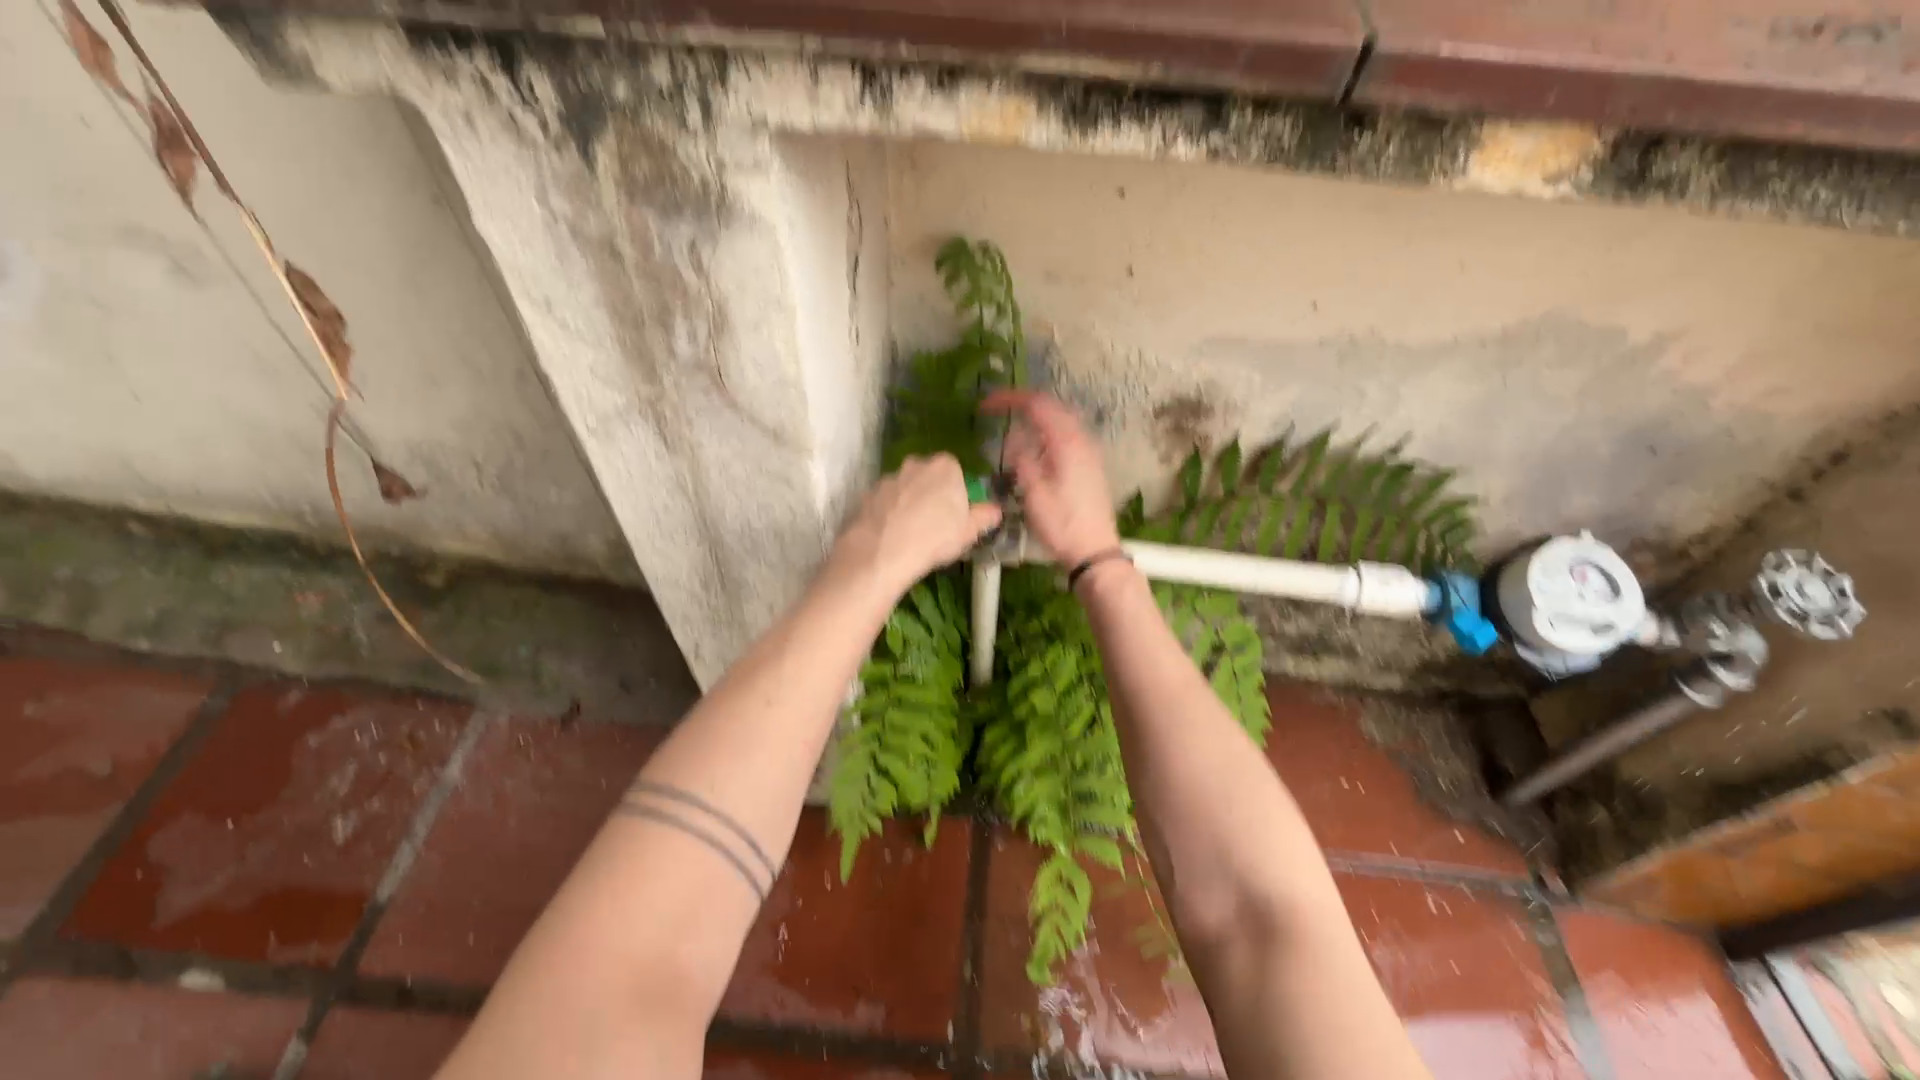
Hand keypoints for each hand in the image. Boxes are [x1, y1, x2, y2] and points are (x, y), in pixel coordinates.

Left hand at [827, 454, 1002, 600]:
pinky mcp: (867, 494)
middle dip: (931, 494)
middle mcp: (914, 464)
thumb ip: (985, 516)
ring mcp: (888, 478)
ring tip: (910, 534)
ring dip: (908, 503)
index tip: (956, 514)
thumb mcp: (969, 531)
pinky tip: (890, 536)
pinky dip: (888, 513)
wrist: (883, 552)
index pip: (955, 471)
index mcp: (945, 466)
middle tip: (934, 524)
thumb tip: (995, 510)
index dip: (956, 492)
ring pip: (904, 488)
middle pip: (928, 477)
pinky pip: (884, 502)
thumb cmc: (935, 538)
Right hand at [982, 390, 1119, 566]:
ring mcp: (1089, 451)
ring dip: (1036, 417)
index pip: (1037, 404)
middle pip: (1051, 407)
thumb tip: (1013, 437)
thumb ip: (1021, 457)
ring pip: (1061, 420)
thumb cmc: (1061, 524)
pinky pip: (1067, 435)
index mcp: (1067, 441)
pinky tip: (1035, 446)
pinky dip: (1048, 431)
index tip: (986, 406)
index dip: (1009, 399)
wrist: (1094, 550)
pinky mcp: (1090, 464)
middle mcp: (1082, 439)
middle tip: (997, 410)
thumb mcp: (1033, 492)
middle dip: (1022, 404)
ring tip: (1012, 424)